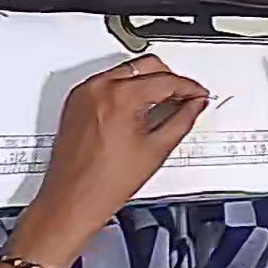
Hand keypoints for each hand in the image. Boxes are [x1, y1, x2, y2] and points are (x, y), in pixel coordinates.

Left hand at [7, 56, 208, 267]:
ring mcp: (86, 92)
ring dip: (148, 80)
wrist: (70, 202)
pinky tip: (137, 106)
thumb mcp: (156, 150)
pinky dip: (126, 87)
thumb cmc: (103, 185)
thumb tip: (194, 104)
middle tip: (184, 96)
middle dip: (170, 79)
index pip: (166, 80)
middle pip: (147, 65)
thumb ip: (182, 120)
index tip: (198, 94)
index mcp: (121, 97)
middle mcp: (100, 88)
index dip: (189, 88)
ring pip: (128, 69)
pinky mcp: (77, 99)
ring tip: (162, 103)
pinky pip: (109, 80)